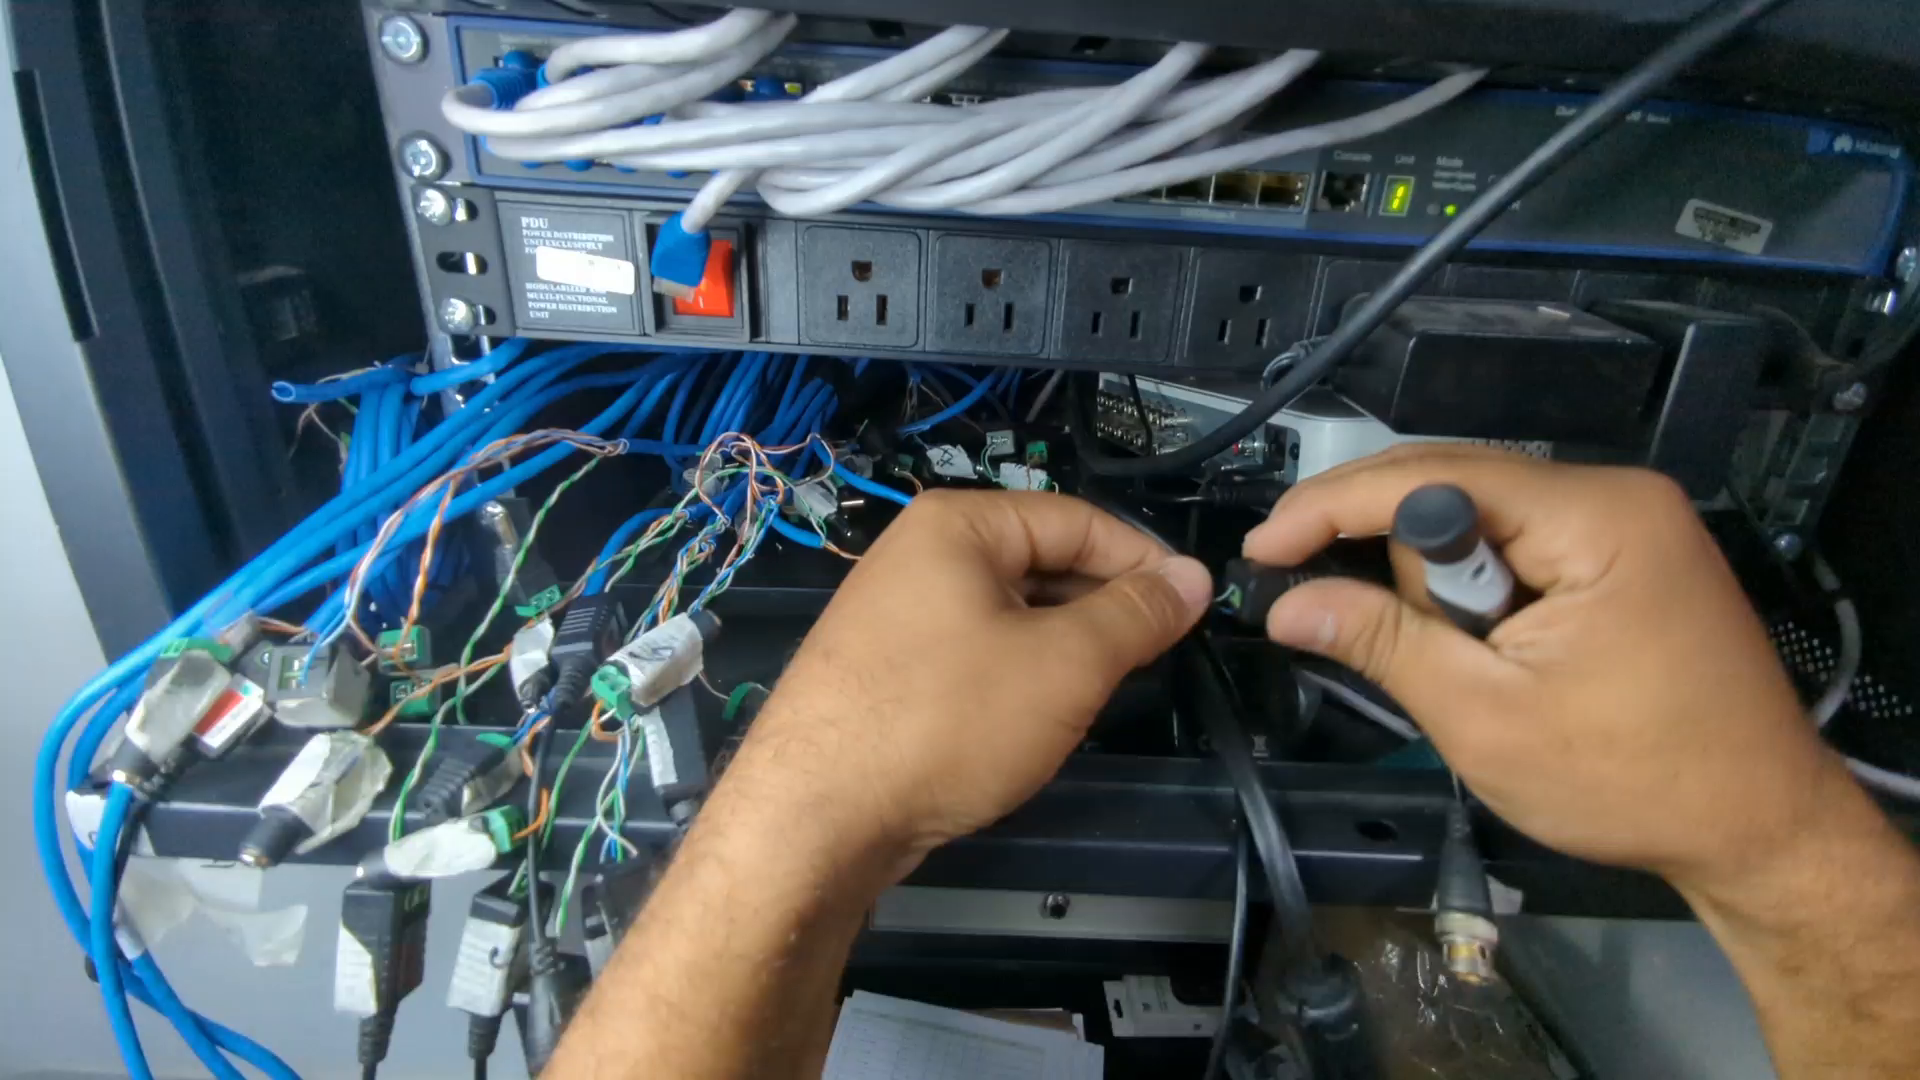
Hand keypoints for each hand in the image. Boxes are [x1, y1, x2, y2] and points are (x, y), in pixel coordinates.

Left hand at [719, 490, 1212, 875]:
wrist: (815, 817)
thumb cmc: (948, 719)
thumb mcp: (1062, 665)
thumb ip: (1134, 614)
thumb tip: (1192, 576)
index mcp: (958, 525)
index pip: (1077, 520)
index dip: (1144, 559)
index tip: (1194, 604)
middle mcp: (921, 552)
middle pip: (1040, 561)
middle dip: (1102, 604)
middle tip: (1155, 652)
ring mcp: (897, 609)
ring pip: (1009, 610)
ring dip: (1063, 641)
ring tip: (1106, 684)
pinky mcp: (889, 663)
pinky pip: (974, 647)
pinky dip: (1019, 668)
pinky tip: (1040, 707)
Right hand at [1244, 446, 1856, 893]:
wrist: (1759, 835)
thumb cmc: (1632, 782)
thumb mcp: (1483, 716)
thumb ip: (1378, 643)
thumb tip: (1282, 608)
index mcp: (1593, 518)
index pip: (1426, 478)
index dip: (1329, 508)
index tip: (1260, 550)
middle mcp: (1603, 494)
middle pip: (1436, 479)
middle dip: (1367, 539)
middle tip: (1303, 590)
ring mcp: (1607, 519)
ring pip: (1454, 509)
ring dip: (1416, 575)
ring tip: (1445, 651)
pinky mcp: (1600, 550)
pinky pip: (1486, 536)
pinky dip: (1444, 580)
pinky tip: (1453, 630)